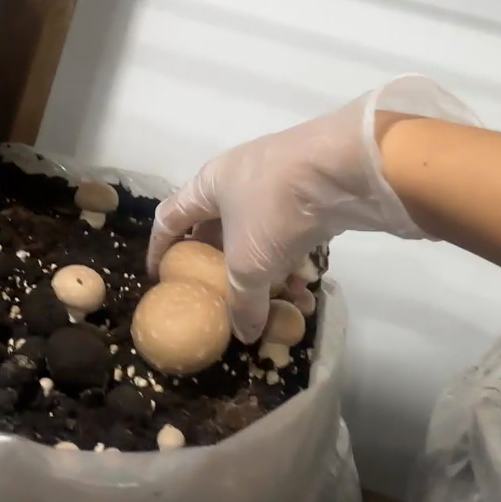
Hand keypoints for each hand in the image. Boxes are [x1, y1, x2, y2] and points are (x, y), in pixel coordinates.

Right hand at [146, 75, 477, 340]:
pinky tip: (306, 295)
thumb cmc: (275, 207)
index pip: (171, 216)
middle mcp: (238, 179)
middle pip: (219, 231)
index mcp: (208, 184)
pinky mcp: (310, 193)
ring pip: (259, 238)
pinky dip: (293, 265)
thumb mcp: (248, 263)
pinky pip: (291, 236)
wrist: (342, 167)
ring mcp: (276, 184)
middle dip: (223, 271)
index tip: (158, 278)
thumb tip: (245, 334)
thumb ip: (241, 302)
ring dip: (266, 276)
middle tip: (223, 303)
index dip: (159, 247)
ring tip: (278, 311)